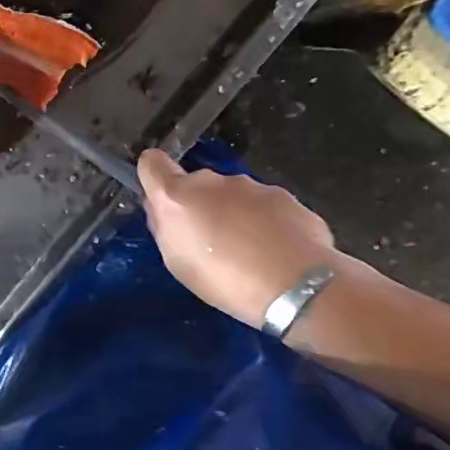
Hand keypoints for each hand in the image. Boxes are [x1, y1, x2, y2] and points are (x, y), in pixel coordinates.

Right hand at [137, 149, 342, 325]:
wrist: (296, 286)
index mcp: (176, 196)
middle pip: (196, 184)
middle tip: (211, 239)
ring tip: (249, 250)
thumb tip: (162, 208)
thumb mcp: (177, 261)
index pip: (152, 163)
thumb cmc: (223, 279)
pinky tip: (276, 250)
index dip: (153, 174)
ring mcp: (251, 185)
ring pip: (232, 195)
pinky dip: (265, 222)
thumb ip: (165, 226)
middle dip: (200, 204)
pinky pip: (264, 206)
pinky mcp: (285, 196)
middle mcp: (211, 182)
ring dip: (234, 213)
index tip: (159, 194)